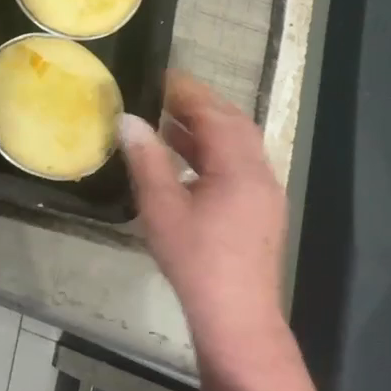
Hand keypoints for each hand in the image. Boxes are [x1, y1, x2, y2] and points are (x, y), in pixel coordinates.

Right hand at [120, 72, 285, 334]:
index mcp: (239, 170)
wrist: (235, 315)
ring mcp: (262, 195)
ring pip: (237, 146)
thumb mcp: (160, 206)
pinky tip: (180, 156)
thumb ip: (145, 158)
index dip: (187, 92)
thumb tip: (127, 119)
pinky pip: (235, 165)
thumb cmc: (195, 258)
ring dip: (204, 126)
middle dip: (199, 104)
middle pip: (234, 125)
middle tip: (160, 90)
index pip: (215, 115)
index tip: (157, 75)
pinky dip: (209, 149)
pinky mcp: (257, 211)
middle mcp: (260, 176)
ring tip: (164, 116)